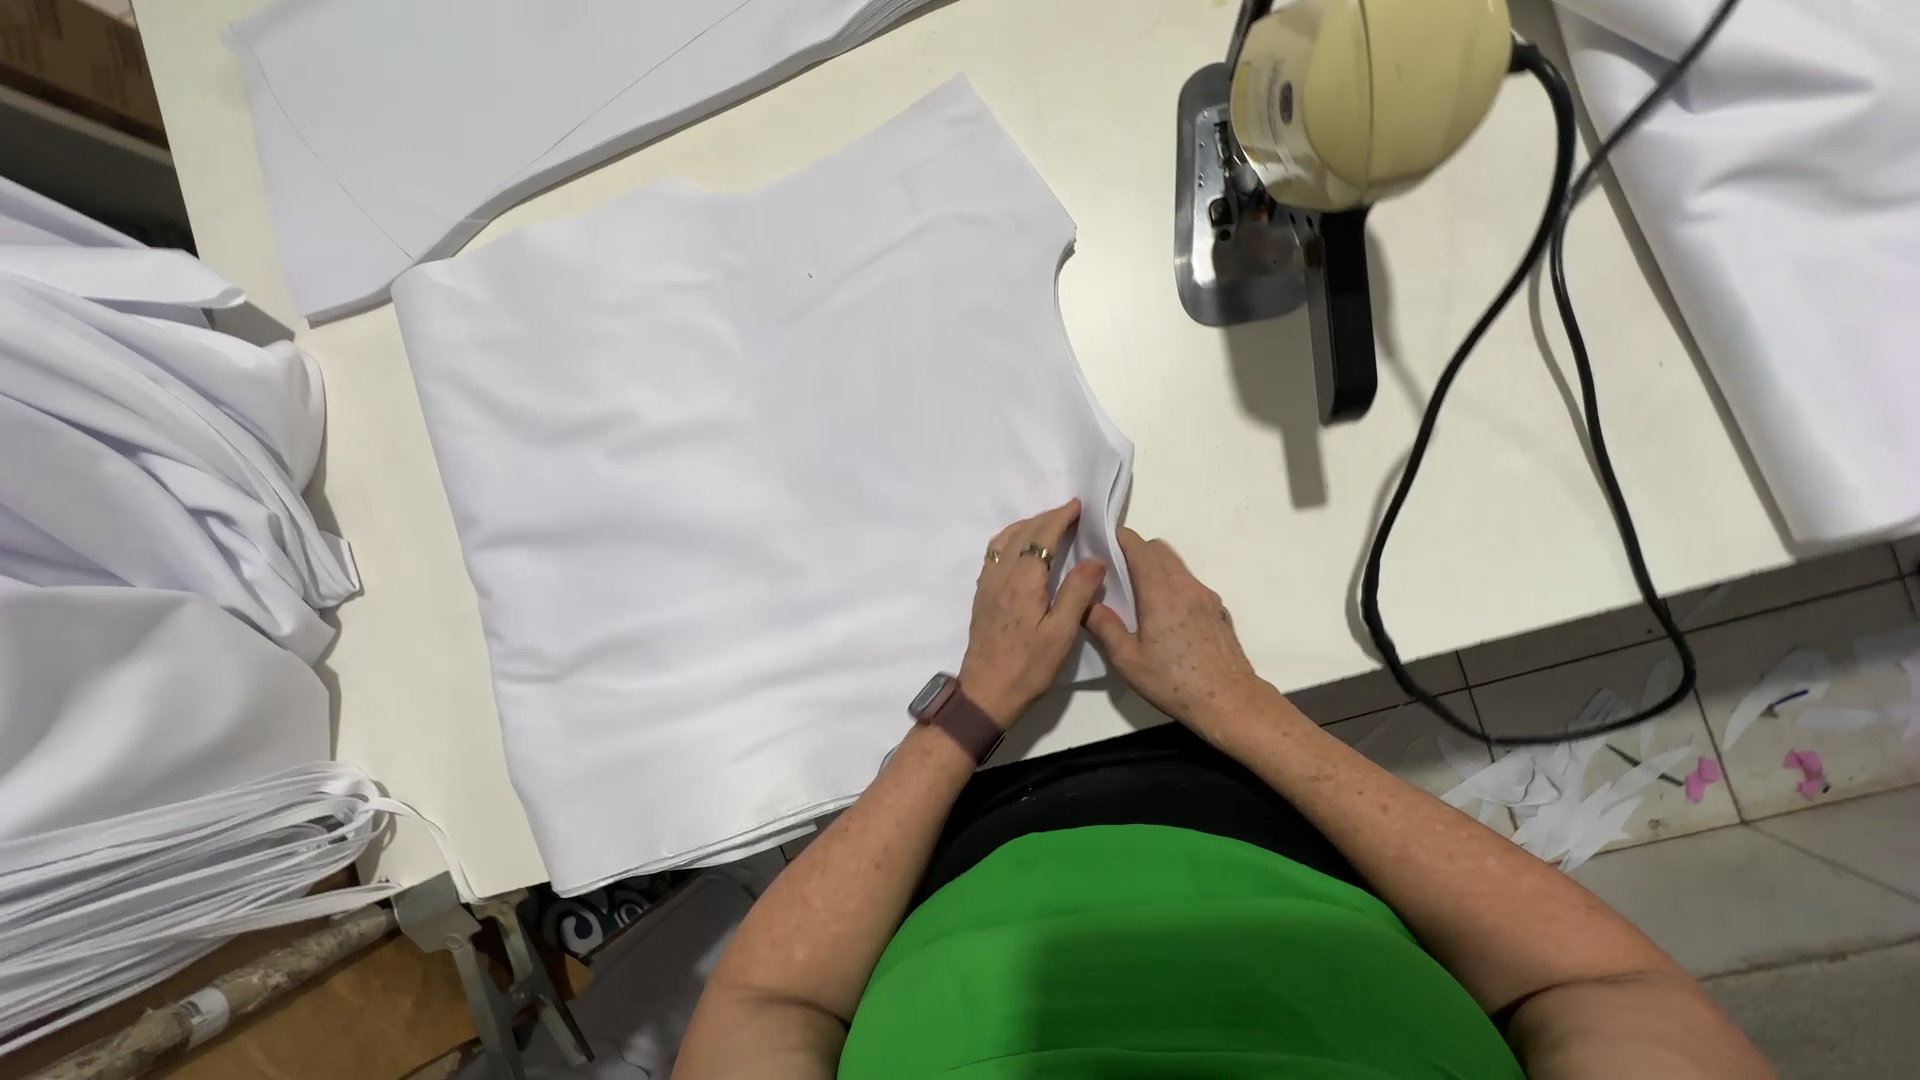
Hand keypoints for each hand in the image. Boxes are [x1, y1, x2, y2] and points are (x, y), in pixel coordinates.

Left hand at [958, 499, 1107, 727]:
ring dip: (1026, 526)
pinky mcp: (982, 596)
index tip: (1076, 505)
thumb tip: (1094, 559)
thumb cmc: (1029, 666)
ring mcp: (987, 584)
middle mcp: (1000, 575)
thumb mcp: (1062, 633)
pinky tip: (1021, 550)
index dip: (1059, 517)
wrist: (986, 692)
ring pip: (1003, 541)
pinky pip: (994, 554)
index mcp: (1022, 581)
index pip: (1041, 536)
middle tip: (1069, 513)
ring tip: (1047, 526)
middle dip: (1045, 518)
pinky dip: (1010, 540)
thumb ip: (1077, 592)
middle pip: (1021, 533)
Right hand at [1086, 527, 1272, 732]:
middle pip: (1159, 548)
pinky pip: (1189, 584)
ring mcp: (1205, 596)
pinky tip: (1165, 616)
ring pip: (1176, 564)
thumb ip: (1104, 627)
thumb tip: (1088, 604)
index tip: (1102, 543)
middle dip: (1135, 550)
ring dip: (1155, 566)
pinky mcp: (1218, 609)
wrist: (1228, 701)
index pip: (1139, 546)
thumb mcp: (1127, 660)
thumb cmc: (1173, 682)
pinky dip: (1172, 584)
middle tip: (1115, 570)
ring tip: (1137, 594)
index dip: (1119, 538)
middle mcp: (1185, 586)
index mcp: (1160, 593)